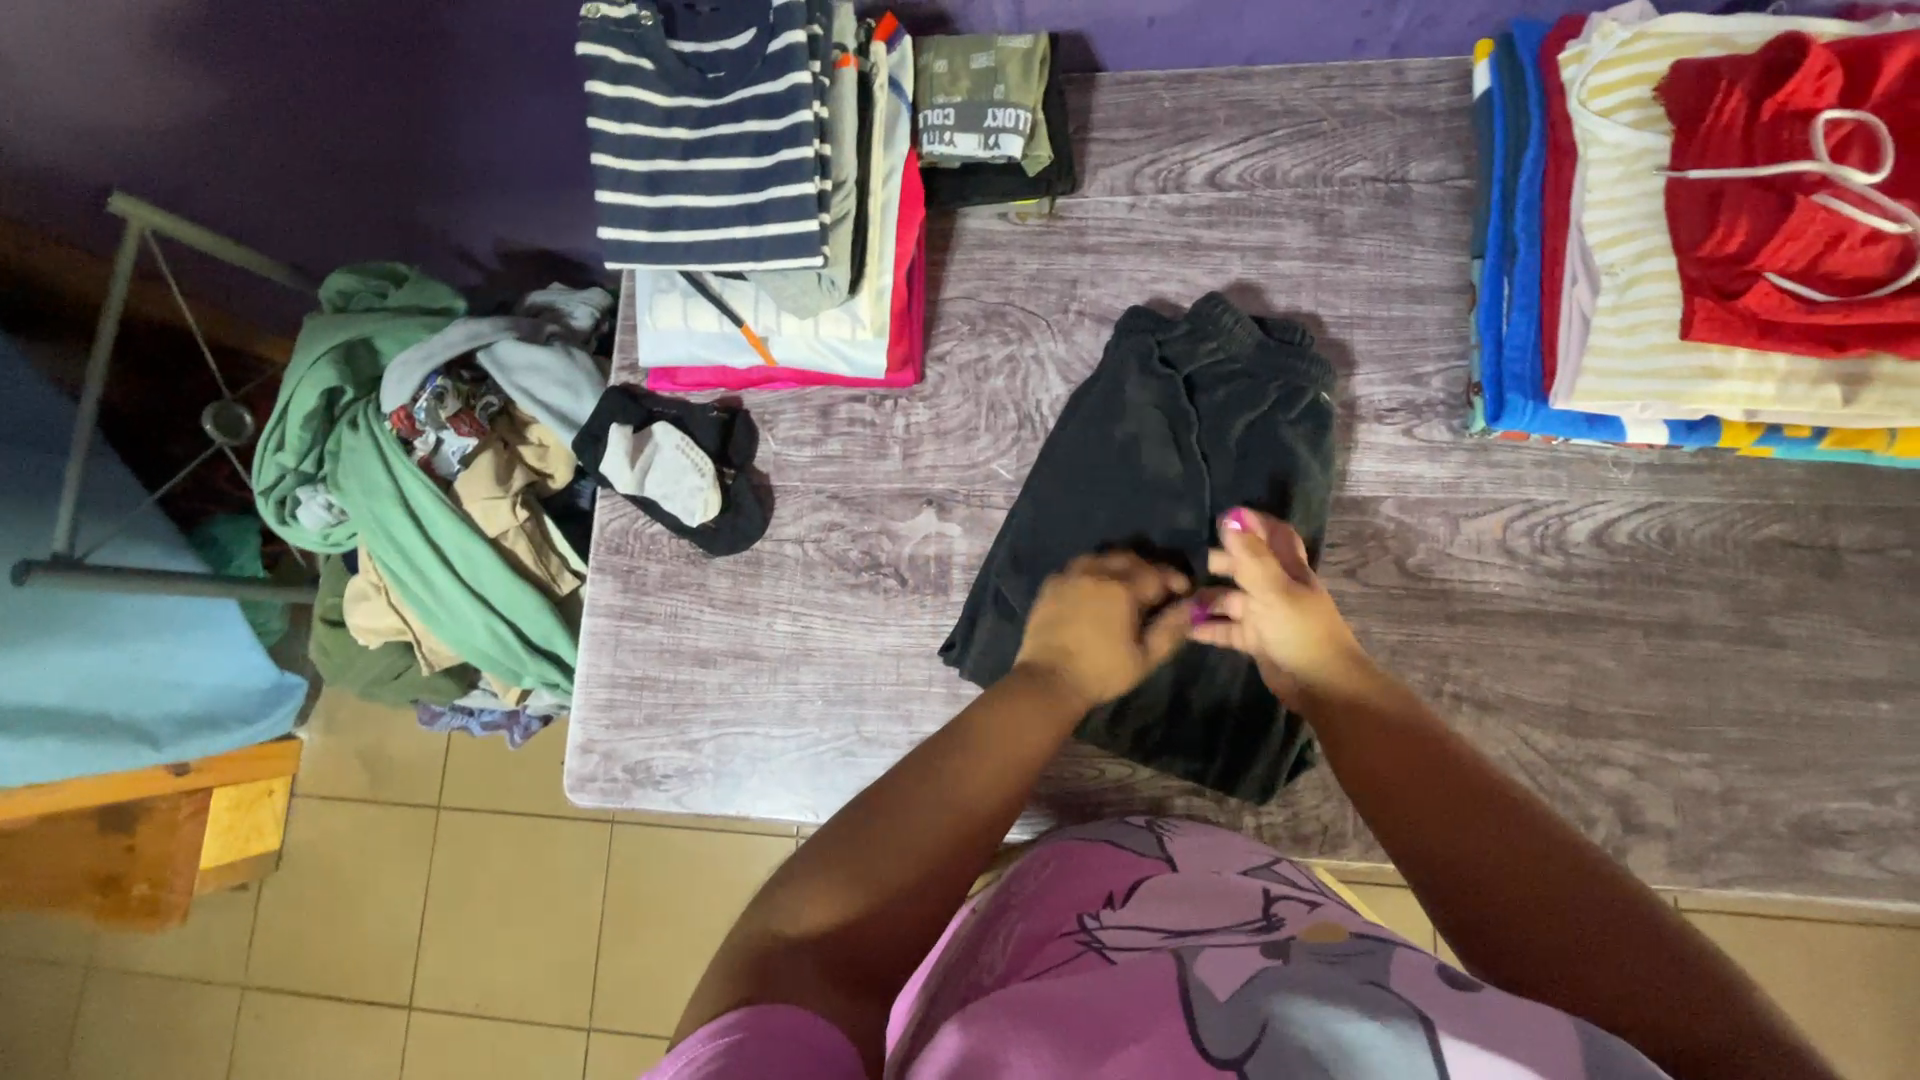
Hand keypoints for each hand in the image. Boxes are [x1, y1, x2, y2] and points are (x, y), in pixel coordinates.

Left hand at [1013, 552, 1195, 709]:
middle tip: (1157, 588)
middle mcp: (1095, 572)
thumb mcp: (1145, 657)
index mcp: (1122, 589)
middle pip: (1129, 558)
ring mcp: (1069, 576)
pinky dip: (1093, 571)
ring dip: (1119, 566)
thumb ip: (1172, 629)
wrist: (1049, 680)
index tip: (1183, 592)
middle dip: (1148, 569)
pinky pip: (1077, 567)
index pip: (1157, 573)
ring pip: (1101, 557)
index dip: (1175, 580)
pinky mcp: (1050, 585)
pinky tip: (1095, 589)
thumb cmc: (1101, 673)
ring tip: (1126, 585)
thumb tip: (1194, 607)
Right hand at [1189, 508, 1376, 706]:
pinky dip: (1208, 628)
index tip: (1222, 517)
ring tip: (1179, 599)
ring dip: (1208, 598)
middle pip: (1246, 566)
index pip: (1275, 535)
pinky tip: (1186, 628)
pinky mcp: (1256, 641)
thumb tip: (1230, 517)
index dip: (1253, 524)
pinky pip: (1227, 629)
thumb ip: (1251, 557)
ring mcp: (1266, 615)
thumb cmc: (1301, 632)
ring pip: (1231, 599)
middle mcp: (1277, 588)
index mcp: (1289, 570)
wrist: (1322, 686)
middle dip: (1220, 561)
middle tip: (1188, 561)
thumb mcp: (1274, 590)